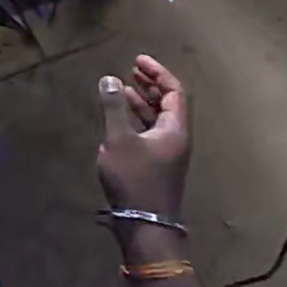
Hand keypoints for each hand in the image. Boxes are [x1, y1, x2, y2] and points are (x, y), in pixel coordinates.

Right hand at [96, 55, 189, 220]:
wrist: (144, 226)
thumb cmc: (135, 180)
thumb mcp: (119, 140)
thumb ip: (114, 107)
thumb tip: (110, 78)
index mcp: (175, 129)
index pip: (174, 91)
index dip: (157, 72)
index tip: (138, 60)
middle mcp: (176, 138)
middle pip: (168, 103)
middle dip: (151, 83)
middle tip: (132, 69)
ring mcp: (167, 153)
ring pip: (158, 118)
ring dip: (143, 100)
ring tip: (124, 87)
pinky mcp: (156, 164)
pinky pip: (150, 131)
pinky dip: (137, 118)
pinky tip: (121, 117)